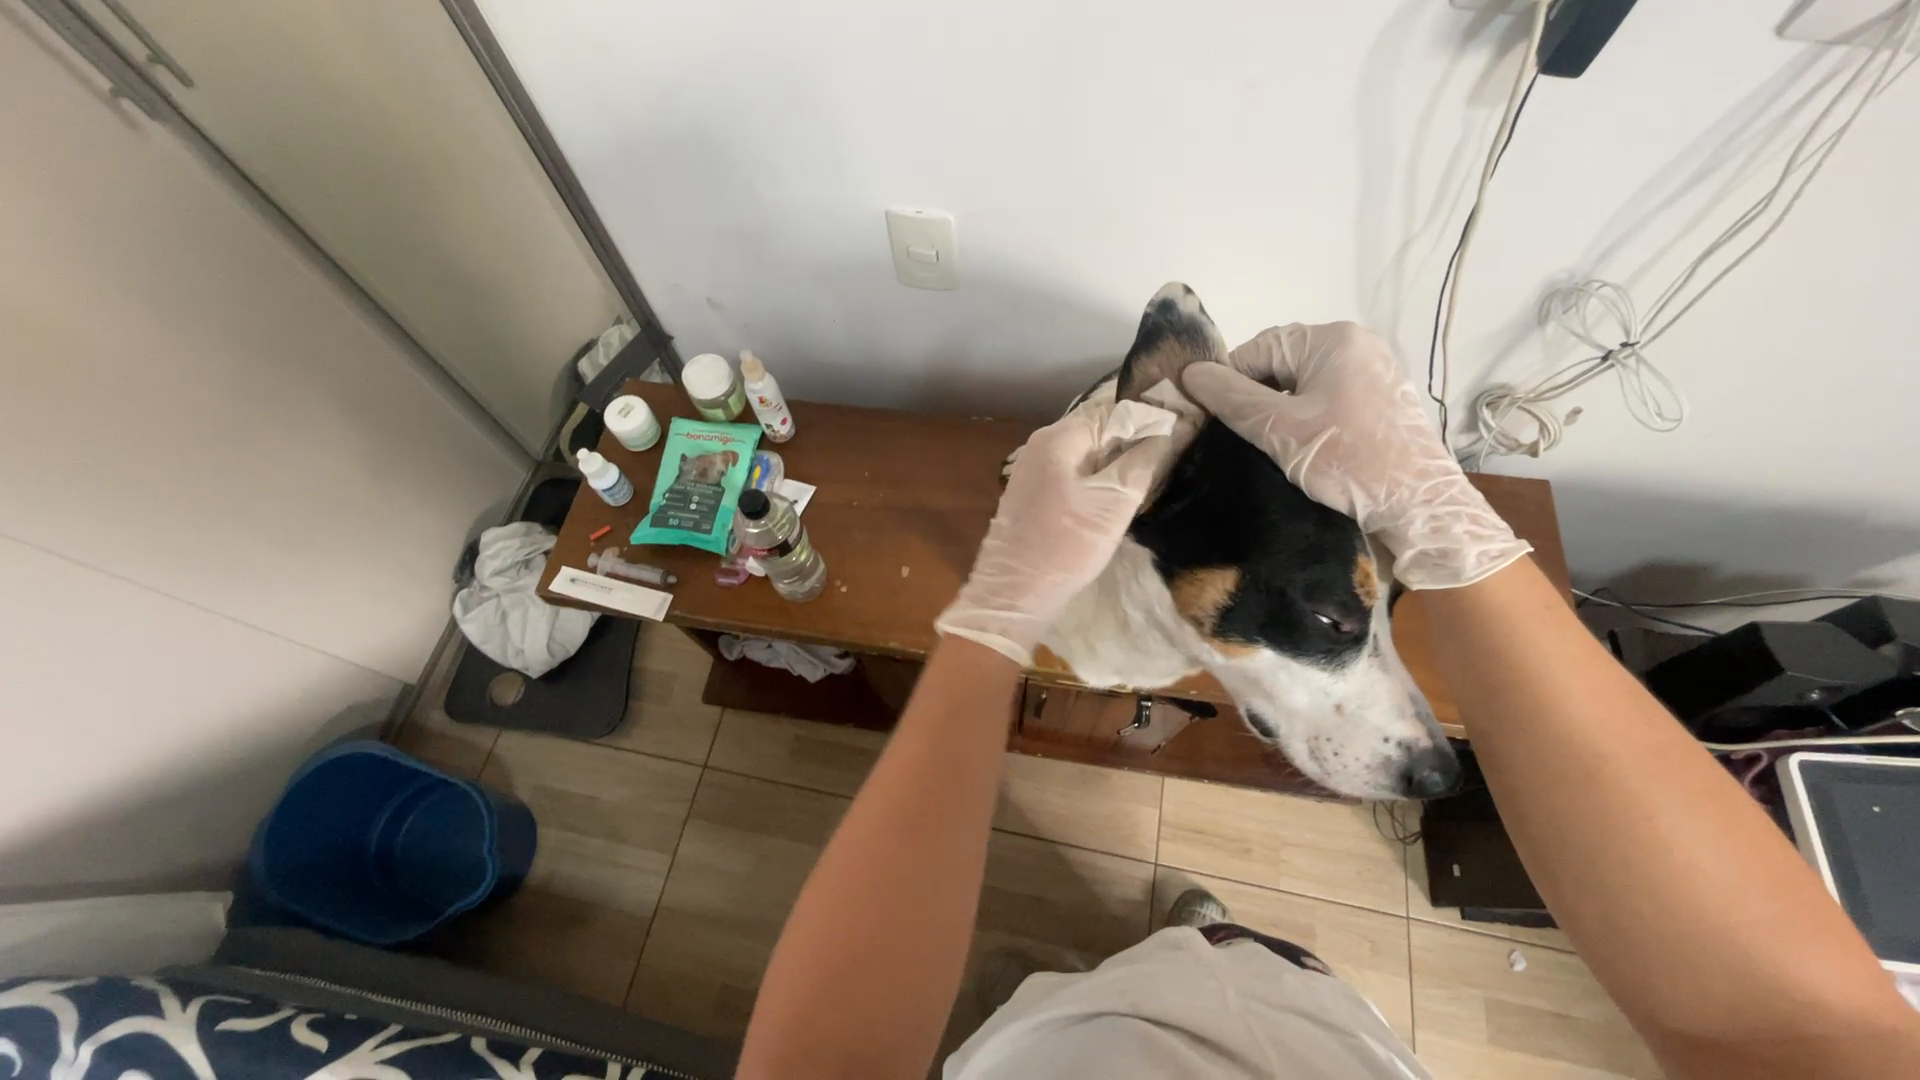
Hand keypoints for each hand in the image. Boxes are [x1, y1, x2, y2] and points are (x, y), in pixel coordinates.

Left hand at [935, 401, 1174, 663]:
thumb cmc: (1065, 547)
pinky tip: (1122, 490)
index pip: (1113, 409)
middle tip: (1175, 450)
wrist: (1014, 595)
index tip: (1184, 428)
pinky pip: (1074, 471)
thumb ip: (1143, 461)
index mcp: (1058, 438)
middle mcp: (1041, 445)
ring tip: (1156, 468)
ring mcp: (1034, 469)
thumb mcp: (1113, 503)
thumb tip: (1170, 429)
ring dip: (1119, 457)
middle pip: (1098, 427)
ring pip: (1087, 451)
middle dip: (1135, 435)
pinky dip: (1100, 474)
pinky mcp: (1035, 493)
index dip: (1149, 416)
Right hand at [1181, 322, 1529, 588]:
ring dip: (1278, 412)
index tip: (1214, 421)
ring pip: (1300, 385)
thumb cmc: (1347, 460)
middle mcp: (1357, 344)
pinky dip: (1305, 419)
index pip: (1256, 350)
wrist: (1418, 506)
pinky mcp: (1379, 400)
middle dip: (1255, 398)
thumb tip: (1189, 373)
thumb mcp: (1278, 429)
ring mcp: (1373, 371)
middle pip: (1279, 365)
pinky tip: (1300, 448)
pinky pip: (1325, 399)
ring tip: (1270, 446)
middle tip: (1243, 438)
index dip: (1228, 384)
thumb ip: (1230, 398)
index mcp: (1333, 339)